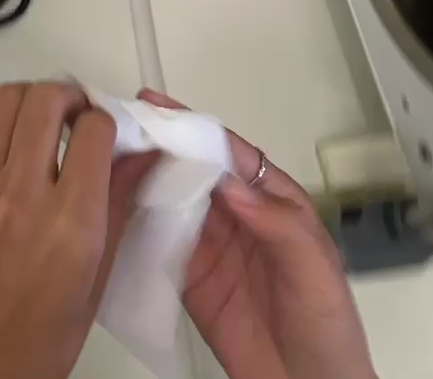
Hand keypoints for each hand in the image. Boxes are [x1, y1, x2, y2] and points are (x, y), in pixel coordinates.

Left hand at [0, 82, 142, 378]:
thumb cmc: (43, 329)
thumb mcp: (98, 271)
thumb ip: (120, 201)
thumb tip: (144, 151)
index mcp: (70, 223)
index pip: (94, 130)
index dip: (105, 121)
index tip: (104, 130)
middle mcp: (21, 196)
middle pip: (45, 100)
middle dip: (67, 95)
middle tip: (74, 112)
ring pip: (4, 101)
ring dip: (29, 100)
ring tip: (38, 120)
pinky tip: (0, 137)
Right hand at [139, 90, 375, 378]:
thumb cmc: (327, 326)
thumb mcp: (314, 266)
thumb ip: (276, 222)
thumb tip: (228, 183)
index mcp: (269, 198)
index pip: (227, 152)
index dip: (193, 126)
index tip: (157, 106)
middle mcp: (235, 213)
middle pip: (192, 168)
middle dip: (159, 143)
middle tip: (119, 124)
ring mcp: (209, 244)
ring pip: (170, 198)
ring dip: (142, 176)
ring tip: (106, 156)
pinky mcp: (188, 278)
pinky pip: (158, 242)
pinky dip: (135, 223)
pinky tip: (112, 208)